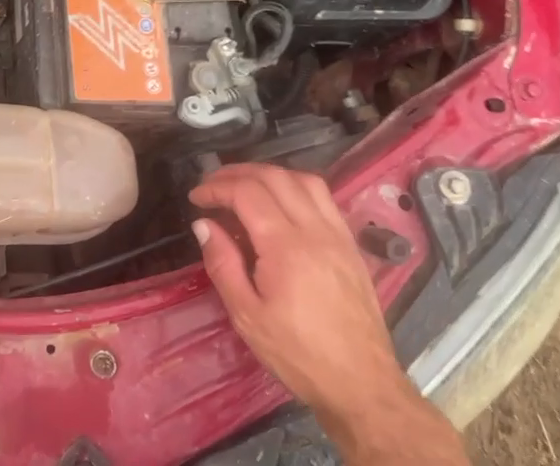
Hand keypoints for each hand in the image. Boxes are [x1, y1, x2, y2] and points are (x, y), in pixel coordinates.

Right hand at [190, 164, 466, 464]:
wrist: (363, 386)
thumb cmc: (298, 354)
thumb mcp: (247, 316)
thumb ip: (223, 264)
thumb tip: (204, 225)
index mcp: (287, 247)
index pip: (247, 193)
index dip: (216, 187)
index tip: (196, 199)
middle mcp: (316, 232)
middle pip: (275, 177)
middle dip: (237, 173)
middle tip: (212, 186)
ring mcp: (339, 237)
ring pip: (304, 180)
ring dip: (269, 174)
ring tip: (244, 187)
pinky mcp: (351, 248)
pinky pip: (324, 199)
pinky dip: (295, 188)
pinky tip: (280, 205)